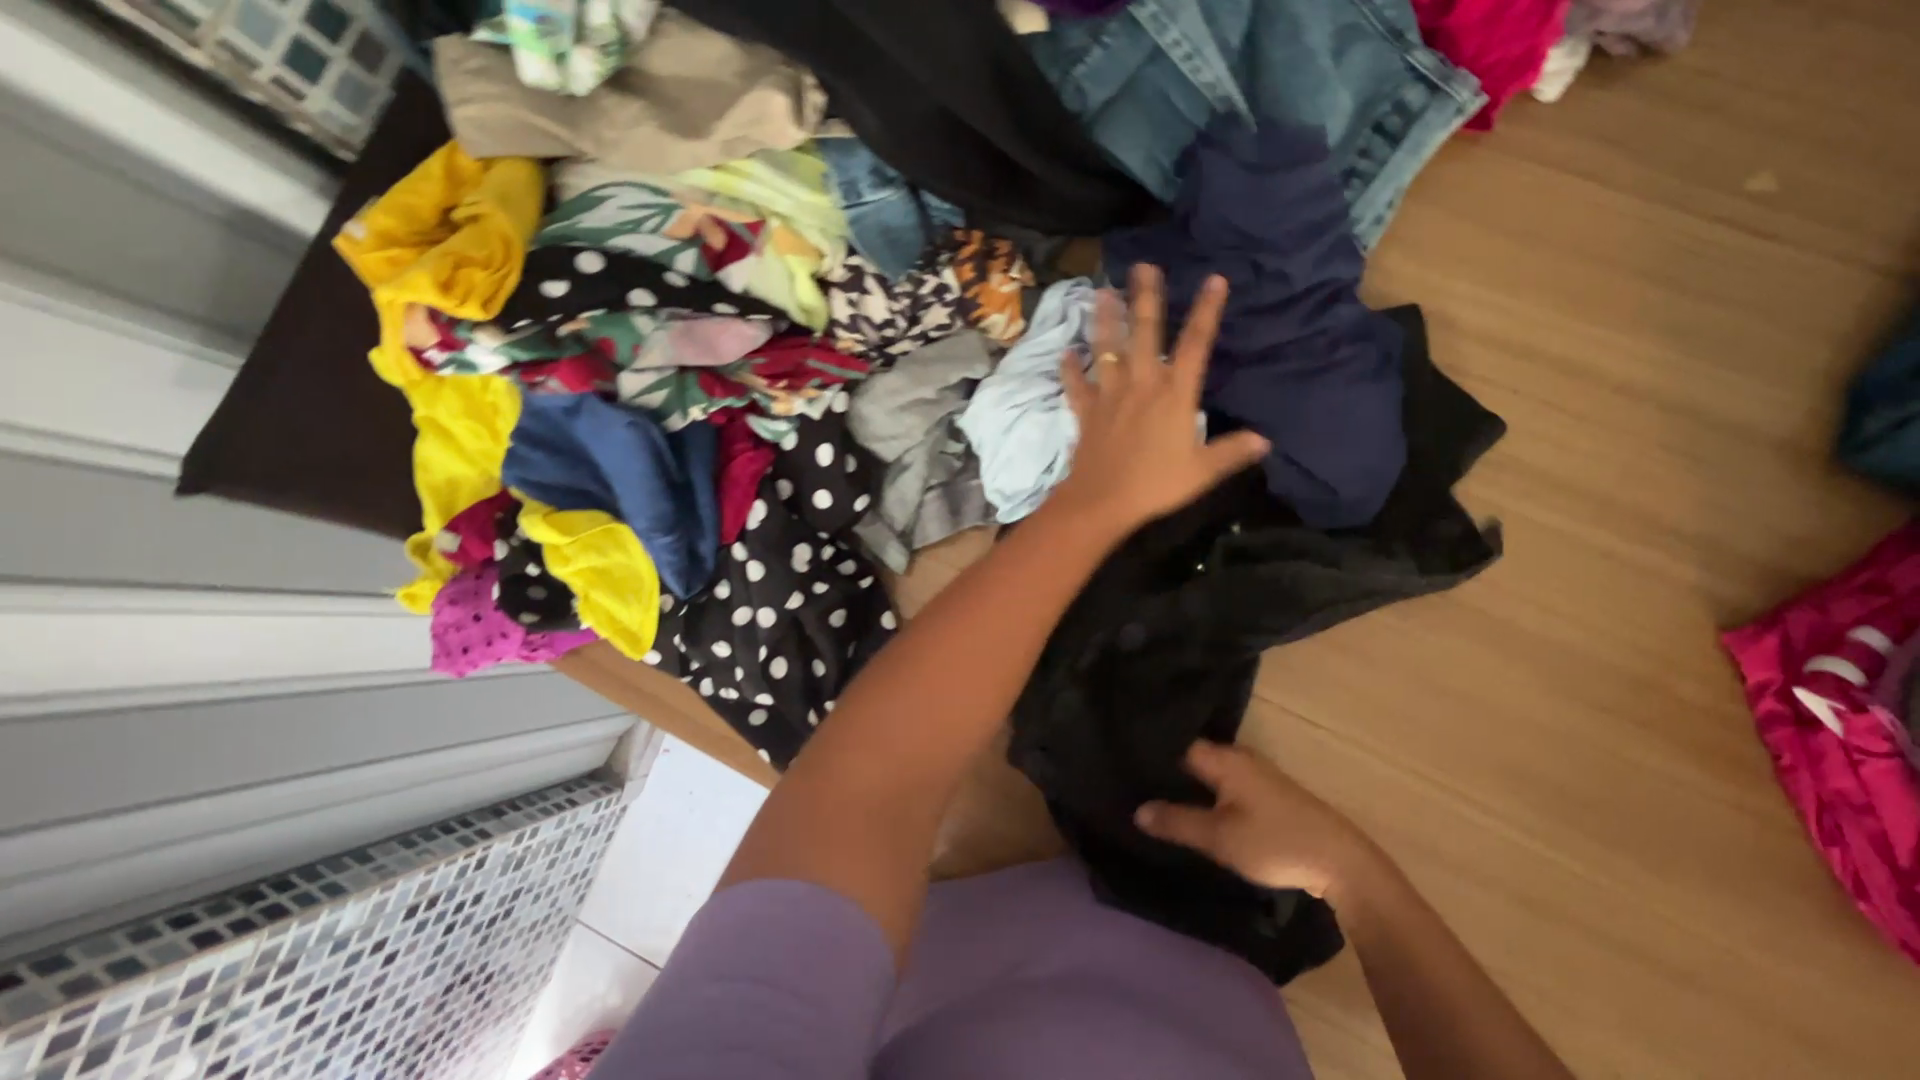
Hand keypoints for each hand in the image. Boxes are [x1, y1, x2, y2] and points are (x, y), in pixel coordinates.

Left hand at [1047, 265, 1269, 531]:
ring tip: (1101, 292)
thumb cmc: (1156, 485)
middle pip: (1145, 334)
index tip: (1214, 279)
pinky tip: (1065, 353)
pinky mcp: (1086, 412)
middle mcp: (1142, 385)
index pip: (1195, 344)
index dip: (1206, 311)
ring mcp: (1110, 396)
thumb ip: (1232, 452)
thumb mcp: (1203, 471)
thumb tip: (1265, 440)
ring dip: (1104, 321)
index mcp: (1174, 394)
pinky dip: (1070, 370)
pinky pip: (1076, 386)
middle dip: (1146, 298)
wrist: (1102, 501)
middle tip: (1143, 266)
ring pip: (1107, 350)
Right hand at [1134, 740, 1390, 906]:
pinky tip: (1192, 811)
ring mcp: (1257, 776)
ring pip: (1210, 774)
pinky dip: (1206, 795)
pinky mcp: (1268, 796)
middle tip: (1130, 783)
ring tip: (1153, 798)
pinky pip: (1225, 786)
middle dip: (1165, 770)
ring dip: (1187, 785)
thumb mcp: (1219, 838)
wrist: (1342, 863)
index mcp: (1226, 759)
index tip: (1121, 764)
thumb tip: (1138, 809)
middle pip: (1193, 757)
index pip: (1177, 744)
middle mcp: (1241, 759)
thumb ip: (1177, 822)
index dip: (1149, 753)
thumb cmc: (1276, 843)